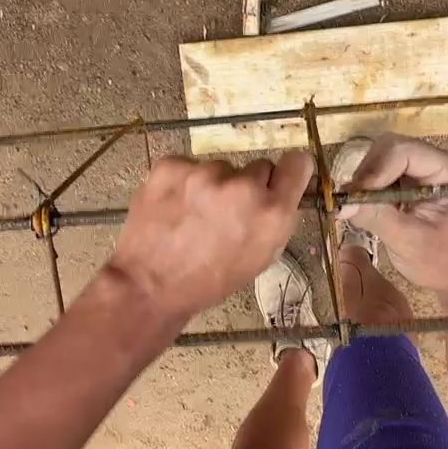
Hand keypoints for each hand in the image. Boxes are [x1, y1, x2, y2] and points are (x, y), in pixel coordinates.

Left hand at [105, 153, 314, 321]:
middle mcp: (243, 187)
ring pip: (220, 168)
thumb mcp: (260, 258)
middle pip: (258, 167)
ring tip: (193, 217)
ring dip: (213, 185)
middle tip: (226, 214)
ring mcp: (205, 173)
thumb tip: (280, 192)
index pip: (297, 164)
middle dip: (247, 187)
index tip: (279, 180)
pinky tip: (174, 209)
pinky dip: (183, 183)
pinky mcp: (172, 166)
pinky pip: (188, 166)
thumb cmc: (210, 280)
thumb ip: (275, 220)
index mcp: (272, 214)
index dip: (289, 171)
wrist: (150, 284)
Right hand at [339, 135, 447, 308]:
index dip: (376, 170)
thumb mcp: (409, 242)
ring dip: (367, 182)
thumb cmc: (444, 264)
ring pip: (384, 158)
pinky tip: (367, 209)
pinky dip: (371, 189)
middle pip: (392, 148)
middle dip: (368, 174)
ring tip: (358, 208)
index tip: (355, 198)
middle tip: (352, 203)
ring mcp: (427, 171)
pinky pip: (385, 173)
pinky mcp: (414, 182)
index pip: (405, 151)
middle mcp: (440, 162)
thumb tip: (342, 203)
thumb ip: (378, 217)